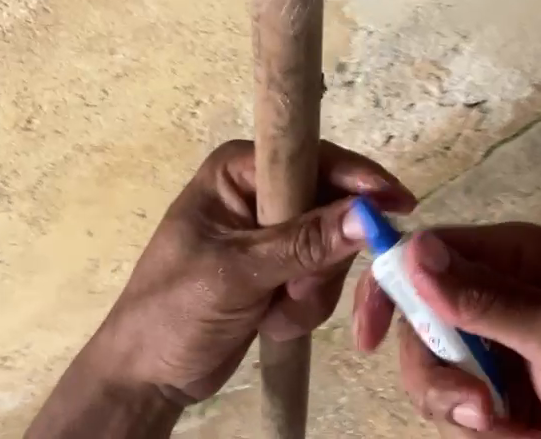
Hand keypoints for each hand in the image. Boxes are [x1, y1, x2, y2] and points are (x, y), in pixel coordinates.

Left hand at [27, 140, 415, 438]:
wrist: (143, 381)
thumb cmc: (171, 313)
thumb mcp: (238, 274)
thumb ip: (306, 243)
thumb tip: (369, 216)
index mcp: (241, 169)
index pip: (314, 158)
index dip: (356, 178)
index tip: (397, 203)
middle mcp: (263, 190)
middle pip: (333, 205)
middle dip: (323, 259)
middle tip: (297, 291)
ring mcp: (275, 230)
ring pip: (334, 246)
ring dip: (312, 289)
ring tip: (273, 313)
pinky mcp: (283, 265)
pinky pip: (324, 275)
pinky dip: (305, 305)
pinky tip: (270, 322)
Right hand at [352, 223, 540, 438]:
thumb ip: (483, 298)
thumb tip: (413, 248)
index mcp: (515, 255)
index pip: (429, 251)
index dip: (392, 284)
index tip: (367, 337)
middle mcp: (502, 291)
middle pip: (425, 321)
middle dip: (439, 372)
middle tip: (475, 413)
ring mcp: (505, 342)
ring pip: (441, 369)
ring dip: (461, 408)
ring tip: (508, 429)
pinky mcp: (510, 387)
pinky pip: (465, 406)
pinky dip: (484, 429)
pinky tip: (523, 434)